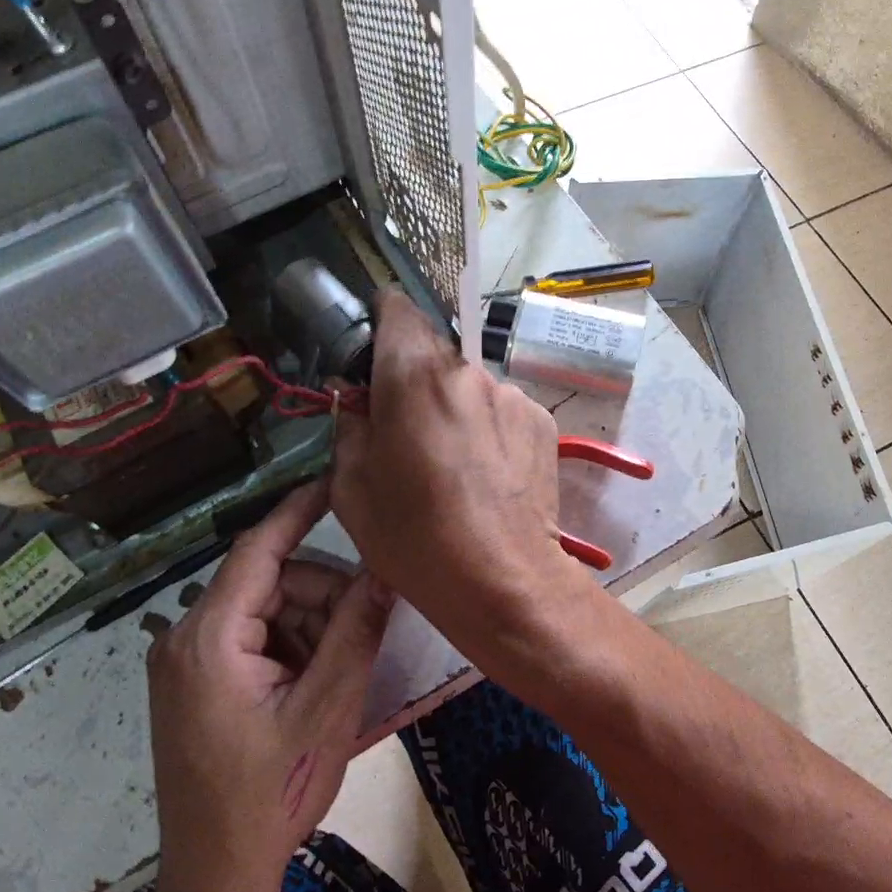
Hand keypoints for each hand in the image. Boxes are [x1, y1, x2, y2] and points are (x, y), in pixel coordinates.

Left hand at [145, 480, 393, 891]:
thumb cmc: (270, 792)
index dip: (300, 511)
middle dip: (323, 597)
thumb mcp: (326, 708)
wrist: (217, 872)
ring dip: (311, 628)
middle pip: (269, 584)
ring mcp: (185, 662)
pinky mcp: (195, 684)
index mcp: (209, 637)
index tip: (338, 482)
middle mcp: (185, 637)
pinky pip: (251, 641)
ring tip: (340, 675)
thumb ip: (356, 631)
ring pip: (265, 613)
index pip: (257, 548)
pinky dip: (290, 649)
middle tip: (368, 630)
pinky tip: (315, 686)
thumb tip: (387, 570)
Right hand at [330, 289, 584, 643]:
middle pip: (433, 357)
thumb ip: (348, 425)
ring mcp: (512, 396)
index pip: (396, 309)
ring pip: (468, 388)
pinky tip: (485, 478)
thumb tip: (354, 398)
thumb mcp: (352, 487)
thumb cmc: (415, 538)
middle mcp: (468, 371)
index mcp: (414, 375)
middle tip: (403, 435)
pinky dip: (488, 432)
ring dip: (453, 411)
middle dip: (413, 384)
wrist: (503, 582)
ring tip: (451, 468)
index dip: (378, 323)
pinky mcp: (543, 424)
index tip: (370, 354)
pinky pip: (501, 413)